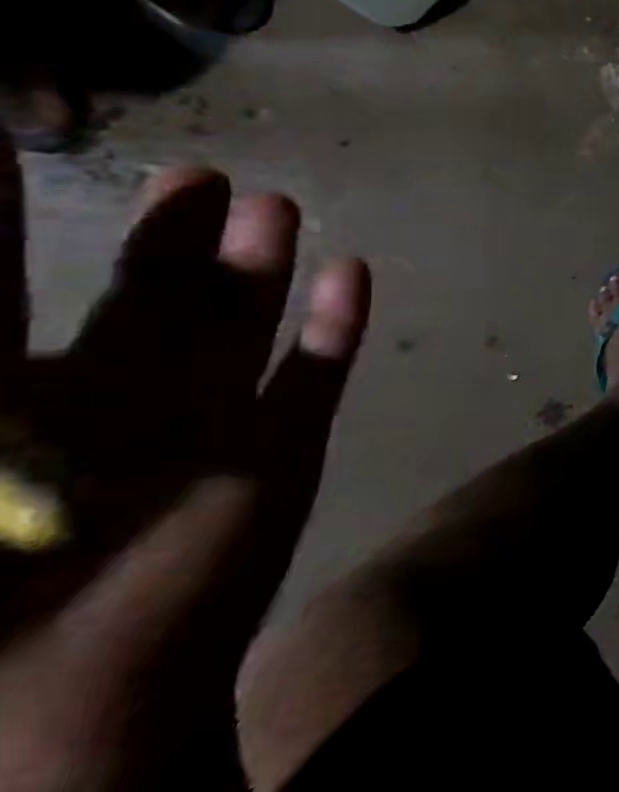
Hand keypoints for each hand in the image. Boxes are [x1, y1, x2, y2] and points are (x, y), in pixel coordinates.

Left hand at [0, 160, 370, 790]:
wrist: (69, 703)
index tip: (1, 145)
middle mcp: (106, 408)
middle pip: (147, 303)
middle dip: (170, 238)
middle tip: (194, 175)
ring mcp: (208, 427)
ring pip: (242, 325)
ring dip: (259, 264)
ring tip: (271, 199)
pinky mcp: (287, 447)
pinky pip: (320, 372)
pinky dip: (340, 323)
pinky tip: (354, 271)